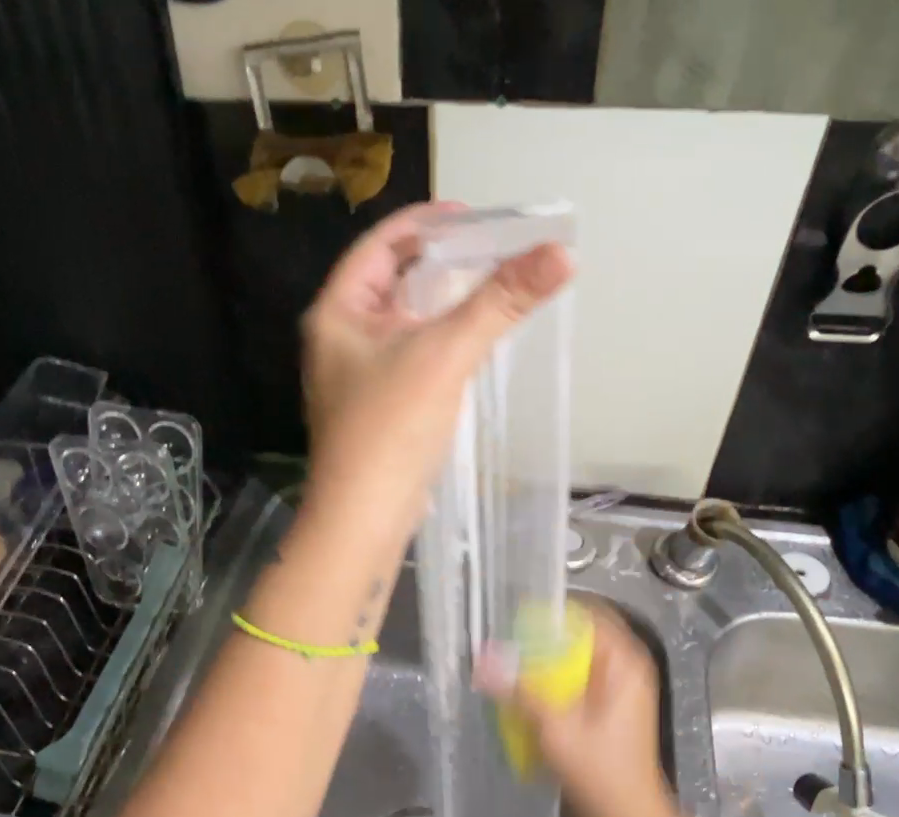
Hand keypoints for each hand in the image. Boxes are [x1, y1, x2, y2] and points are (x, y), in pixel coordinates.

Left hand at [300, 202, 573, 545]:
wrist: (365, 518)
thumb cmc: (390, 428)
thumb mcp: (445, 355)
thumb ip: (500, 302)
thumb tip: (561, 254)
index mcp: (337, 312)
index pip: (380, 244)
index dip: (426, 222)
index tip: (475, 216)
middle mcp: (340, 337)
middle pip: (392, 280)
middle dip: (440, 262)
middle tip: (492, 251)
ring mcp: (357, 374)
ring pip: (404, 321)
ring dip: (443, 302)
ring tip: (492, 287)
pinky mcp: (378, 405)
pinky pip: (412, 355)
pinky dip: (441, 339)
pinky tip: (474, 340)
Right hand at [483, 605, 674, 816]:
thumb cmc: (602, 774)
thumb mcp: (557, 730)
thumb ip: (520, 691)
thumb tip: (482, 660)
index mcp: (624, 663)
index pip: (588, 614)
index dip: (552, 612)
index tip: (516, 618)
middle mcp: (626, 668)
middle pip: (578, 636)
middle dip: (541, 640)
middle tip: (504, 647)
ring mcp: (619, 689)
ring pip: (575, 660)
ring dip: (544, 664)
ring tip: (508, 669)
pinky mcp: (609, 708)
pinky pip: (576, 681)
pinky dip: (553, 684)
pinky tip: (527, 698)